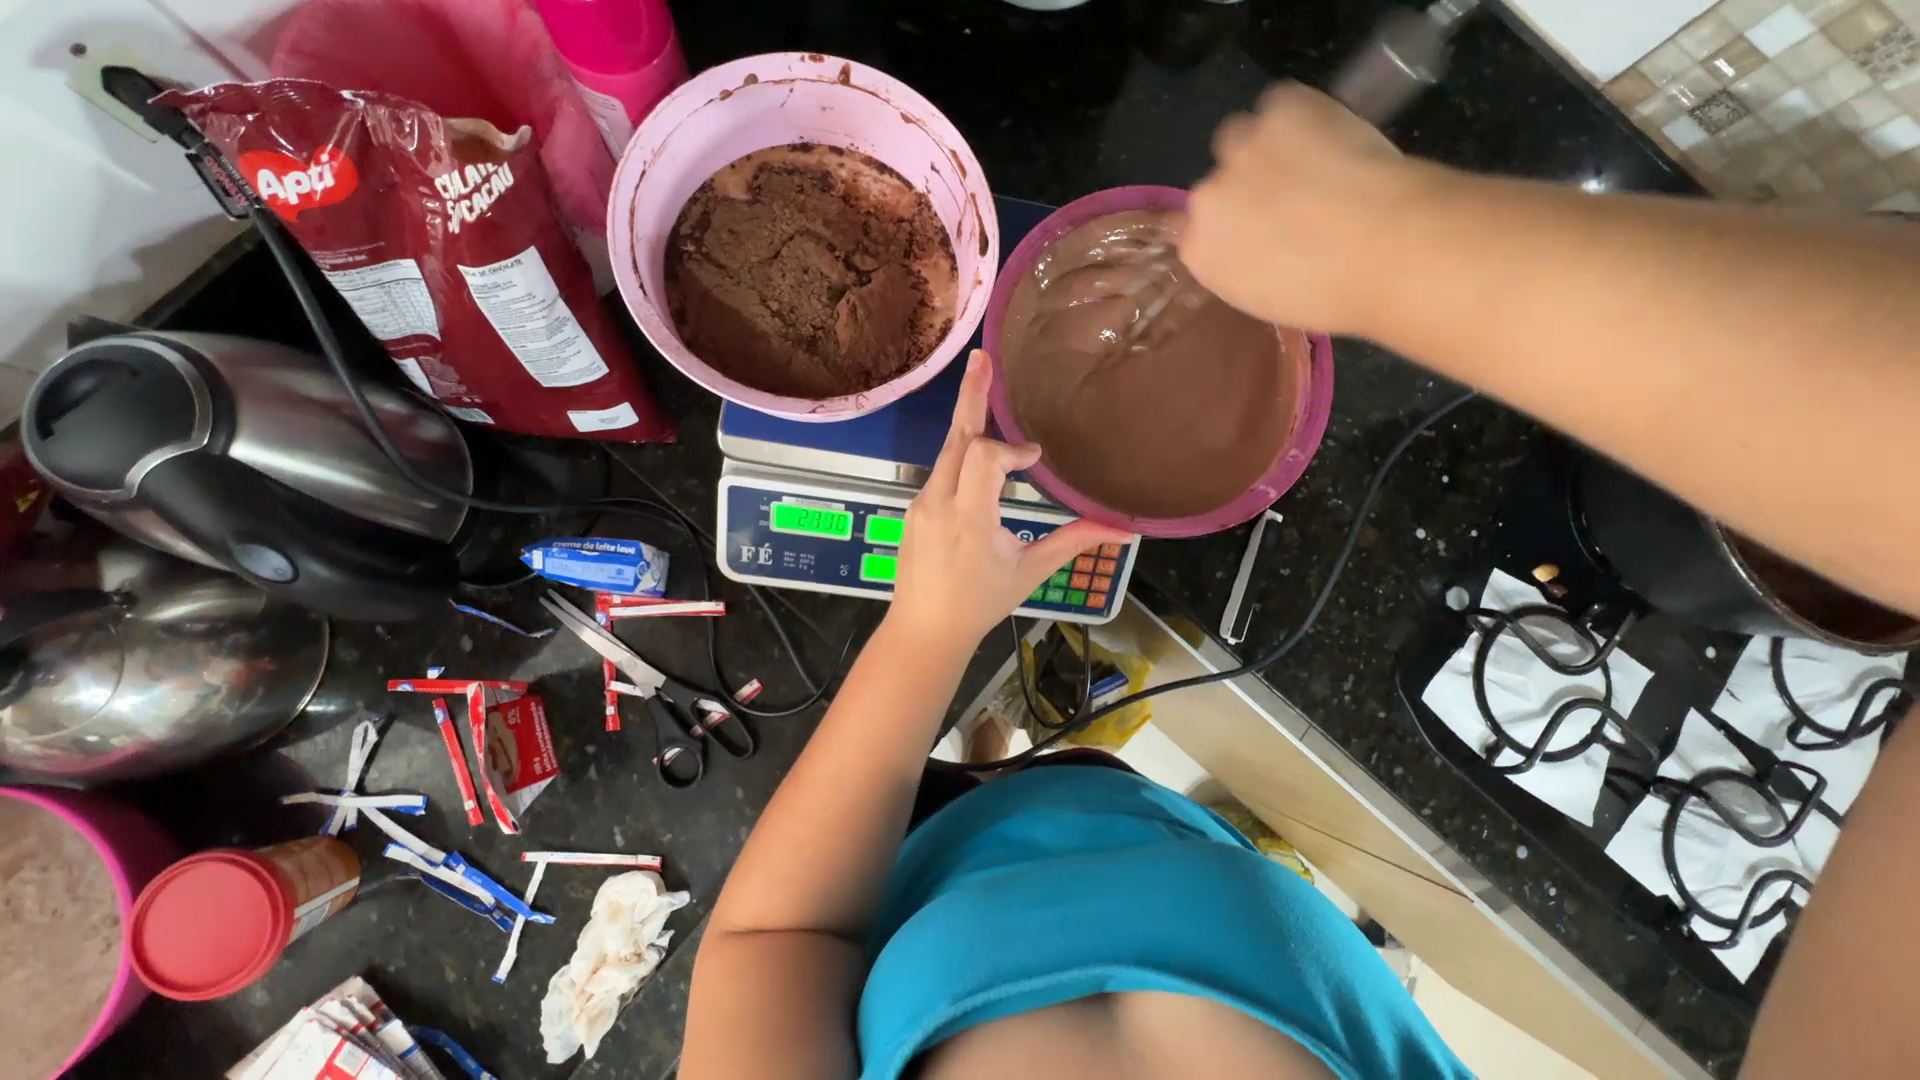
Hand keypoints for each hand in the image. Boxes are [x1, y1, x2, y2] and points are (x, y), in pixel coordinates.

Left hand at [889, 350, 1131, 649]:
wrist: (923, 630)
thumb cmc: (979, 604)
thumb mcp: (1028, 572)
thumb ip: (1072, 542)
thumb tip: (1123, 530)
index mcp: (969, 519)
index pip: (984, 458)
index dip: (1011, 450)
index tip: (1034, 459)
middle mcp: (938, 503)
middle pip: (956, 438)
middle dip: (971, 395)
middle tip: (982, 357)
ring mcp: (920, 504)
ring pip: (945, 451)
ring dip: (968, 422)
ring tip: (980, 380)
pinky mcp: (914, 508)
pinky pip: (940, 470)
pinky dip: (961, 453)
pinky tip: (977, 451)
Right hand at [1180, 82, 1420, 335]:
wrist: (1385, 249)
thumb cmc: (1332, 295)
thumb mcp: (1270, 298)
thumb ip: (1245, 266)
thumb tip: (1259, 246)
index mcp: (1201, 253)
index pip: (1188, 229)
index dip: (1221, 224)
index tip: (1247, 227)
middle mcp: (1209, 199)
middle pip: (1215, 182)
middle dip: (1244, 187)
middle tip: (1288, 198)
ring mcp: (1243, 150)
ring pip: (1240, 136)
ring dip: (1263, 146)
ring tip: (1306, 160)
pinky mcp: (1283, 109)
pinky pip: (1280, 103)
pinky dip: (1299, 114)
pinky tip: (1327, 133)